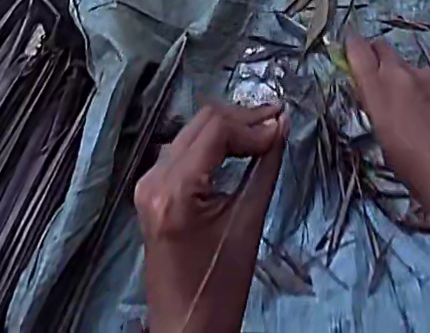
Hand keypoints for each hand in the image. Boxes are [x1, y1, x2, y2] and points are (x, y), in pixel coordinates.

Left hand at [135, 102, 288, 332]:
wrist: (188, 331)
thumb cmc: (221, 287)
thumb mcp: (248, 223)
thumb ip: (264, 168)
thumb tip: (281, 126)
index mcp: (174, 190)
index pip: (216, 130)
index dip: (252, 124)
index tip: (282, 125)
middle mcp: (154, 178)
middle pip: (202, 124)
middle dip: (242, 119)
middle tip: (276, 118)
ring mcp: (148, 182)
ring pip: (192, 131)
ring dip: (228, 127)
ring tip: (262, 128)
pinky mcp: (150, 188)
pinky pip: (183, 149)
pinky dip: (212, 142)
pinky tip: (236, 144)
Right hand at [343, 32, 429, 233]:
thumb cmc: (425, 177)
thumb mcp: (387, 148)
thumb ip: (377, 112)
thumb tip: (375, 97)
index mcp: (379, 90)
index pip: (357, 49)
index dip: (352, 49)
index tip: (351, 57)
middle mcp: (403, 75)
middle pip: (382, 48)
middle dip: (377, 59)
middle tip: (380, 84)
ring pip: (408, 67)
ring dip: (405, 80)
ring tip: (416, 112)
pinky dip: (428, 90)